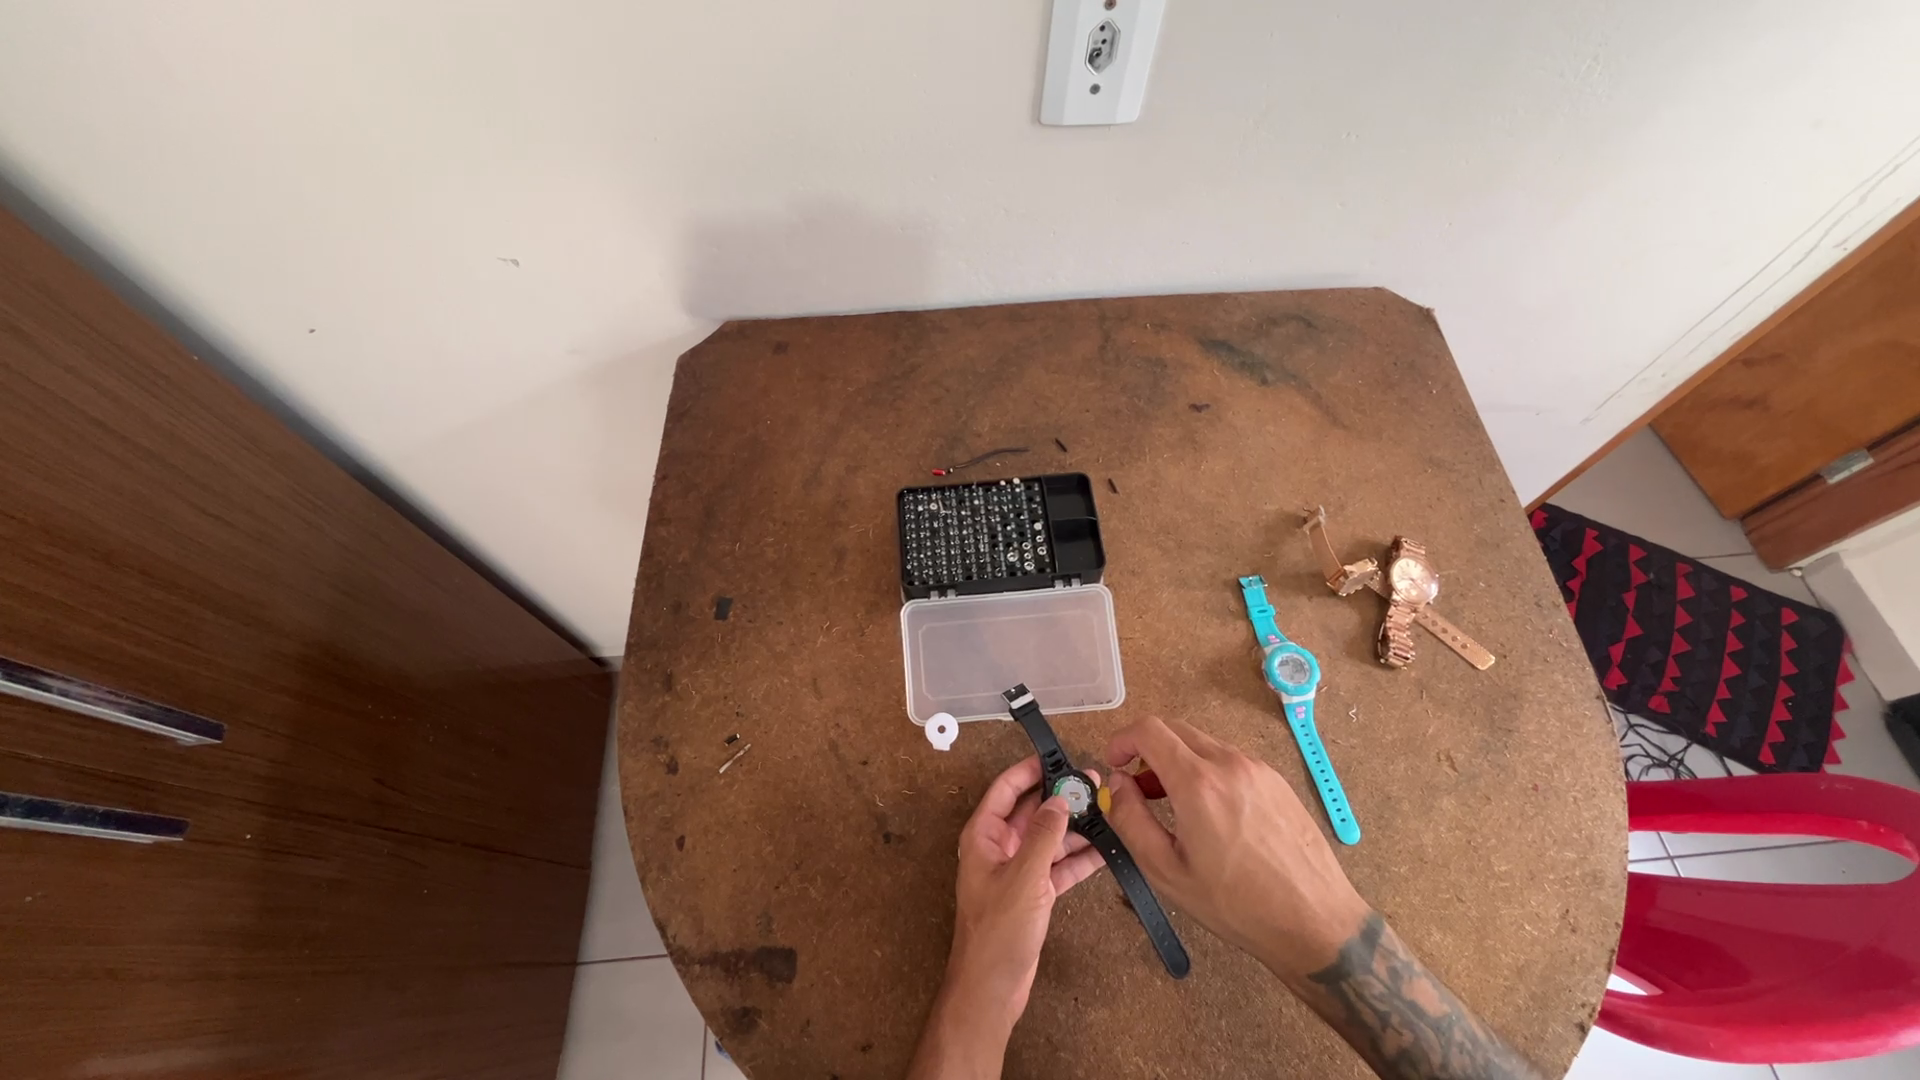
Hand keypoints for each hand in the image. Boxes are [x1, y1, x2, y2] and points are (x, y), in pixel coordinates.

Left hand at [909, 756, 1106, 1079]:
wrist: (992, 988)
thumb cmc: (999, 930)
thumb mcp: (1023, 877)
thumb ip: (1044, 835)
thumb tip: (1060, 799)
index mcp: (984, 835)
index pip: (1006, 790)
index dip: (1029, 770)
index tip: (1057, 756)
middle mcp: (1000, 847)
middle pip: (1033, 811)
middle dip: (1061, 797)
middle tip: (1094, 782)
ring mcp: (1018, 870)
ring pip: (1049, 837)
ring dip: (1075, 826)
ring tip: (1107, 810)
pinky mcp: (1035, 892)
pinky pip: (1059, 865)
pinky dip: (1079, 857)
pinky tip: (1106, 848)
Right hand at [1101, 716, 1368, 984]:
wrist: (1316, 922)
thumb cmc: (1235, 904)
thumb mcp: (1166, 870)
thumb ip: (1130, 819)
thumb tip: (1116, 783)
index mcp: (1198, 782)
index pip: (1148, 730)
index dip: (1122, 739)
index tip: (1114, 765)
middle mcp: (1228, 763)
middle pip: (1174, 729)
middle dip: (1146, 750)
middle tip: (1137, 788)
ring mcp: (1257, 769)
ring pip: (1202, 745)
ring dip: (1176, 761)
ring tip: (1171, 805)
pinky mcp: (1276, 781)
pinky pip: (1229, 761)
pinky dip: (1206, 771)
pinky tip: (1210, 813)